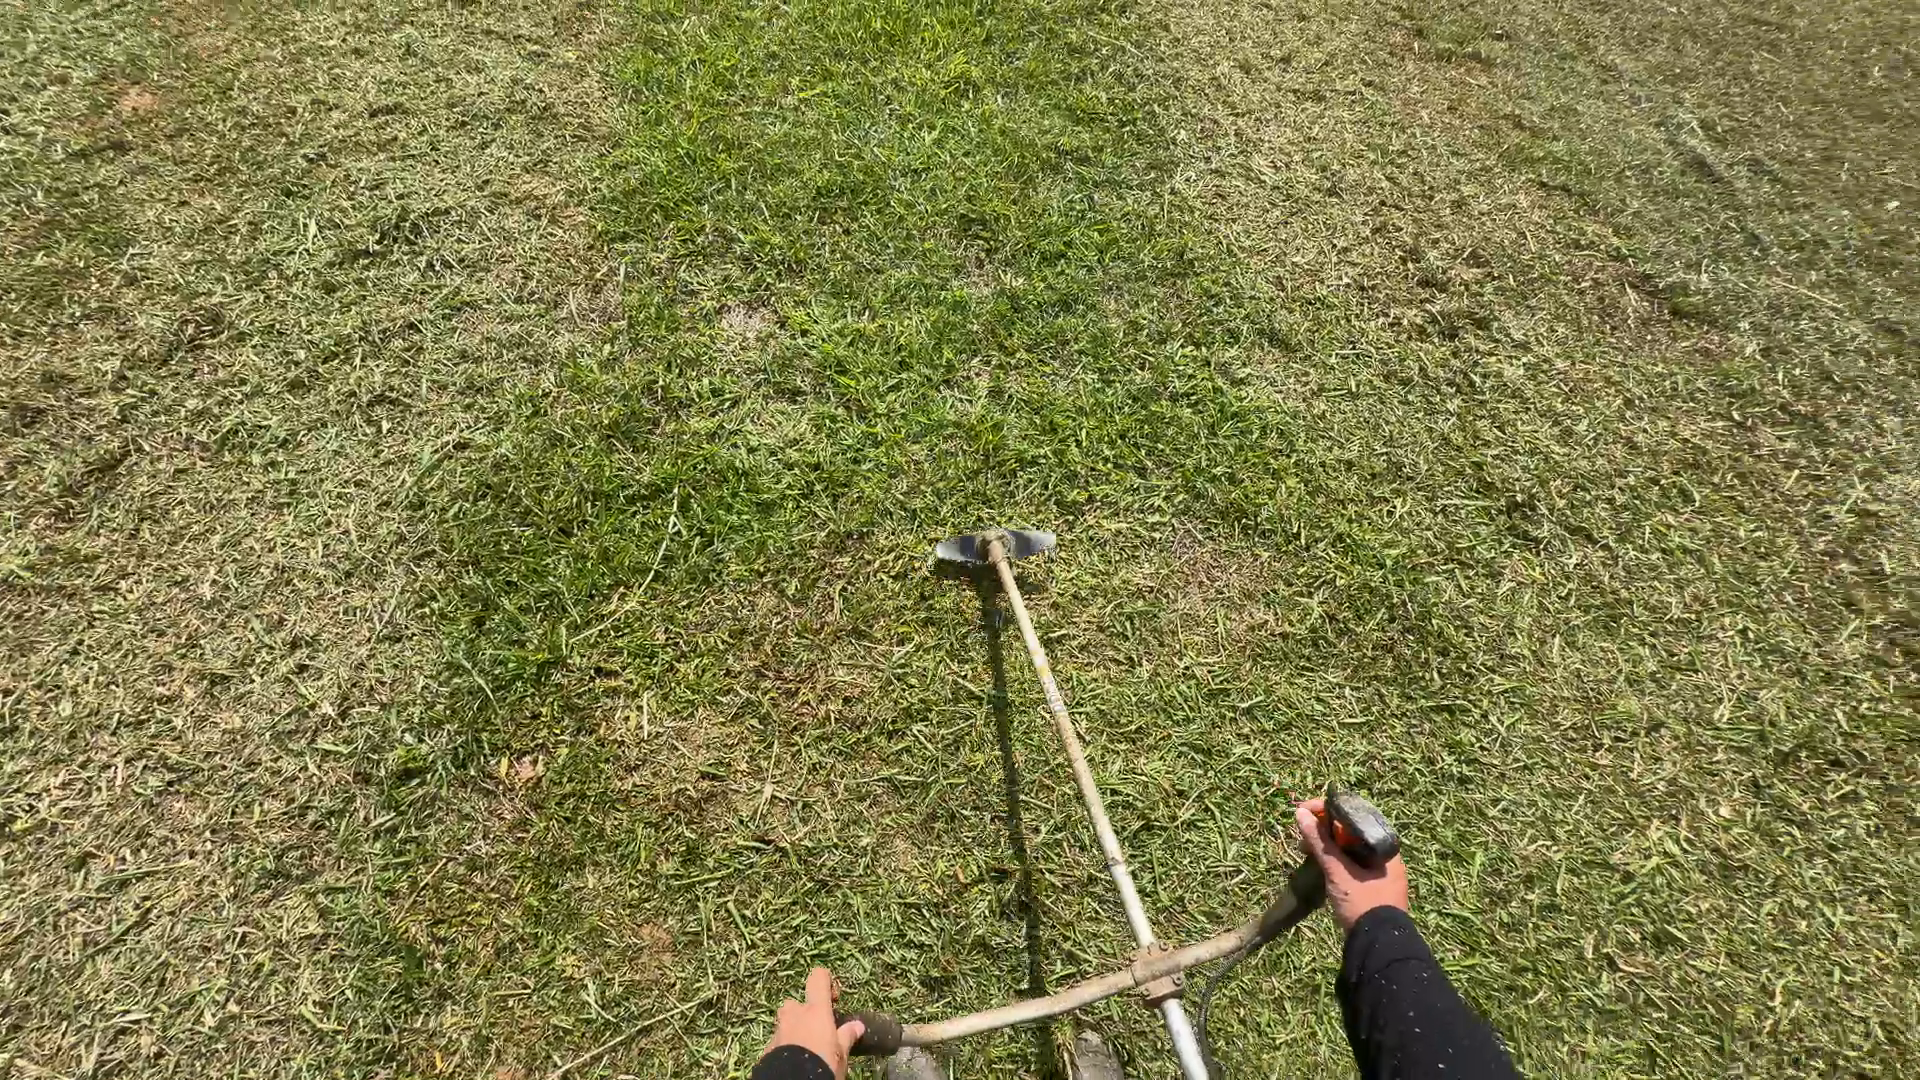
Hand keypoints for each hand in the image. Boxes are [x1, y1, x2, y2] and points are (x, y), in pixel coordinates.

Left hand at [763, 967, 864, 1079]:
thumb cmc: (821, 1064)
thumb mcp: (841, 1054)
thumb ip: (847, 1036)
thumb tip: (857, 1026)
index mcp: (815, 1009)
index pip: (818, 977)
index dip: (826, 983)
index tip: (833, 1000)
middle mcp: (794, 1015)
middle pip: (796, 1003)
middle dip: (804, 1013)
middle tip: (816, 1031)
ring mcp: (778, 1031)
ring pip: (784, 1022)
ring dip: (793, 1030)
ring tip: (804, 1048)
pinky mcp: (767, 1049)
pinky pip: (777, 1042)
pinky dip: (784, 1047)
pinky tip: (793, 1061)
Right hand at [1295, 797, 1409, 931]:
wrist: (1380, 948)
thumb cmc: (1363, 905)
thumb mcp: (1338, 871)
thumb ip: (1320, 842)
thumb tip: (1300, 813)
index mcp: (1385, 848)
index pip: (1354, 816)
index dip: (1327, 809)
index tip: (1305, 810)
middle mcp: (1385, 856)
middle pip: (1350, 830)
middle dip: (1323, 828)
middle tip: (1302, 831)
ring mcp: (1379, 872)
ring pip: (1348, 847)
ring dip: (1325, 844)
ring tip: (1304, 849)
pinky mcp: (1370, 885)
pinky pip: (1349, 861)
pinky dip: (1332, 859)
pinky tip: (1316, 862)